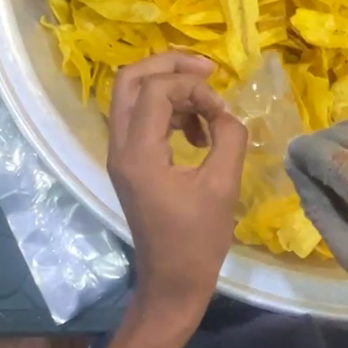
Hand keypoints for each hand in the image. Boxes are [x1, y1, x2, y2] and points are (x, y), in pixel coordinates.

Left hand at [107, 52, 247, 336]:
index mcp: (137, 153)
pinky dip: (167, 112)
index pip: (155, 90)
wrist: (171, 281)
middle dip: (169, 66)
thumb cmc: (198, 240)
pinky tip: (197, 134)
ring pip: (132, 96)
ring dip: (170, 91)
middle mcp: (119, 148)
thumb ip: (228, 137)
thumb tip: (225, 112)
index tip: (223, 111)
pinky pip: (140, 119)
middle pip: (129, 79)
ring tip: (208, 113)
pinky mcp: (128, 164)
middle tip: (208, 70)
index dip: (193, 87)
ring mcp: (119, 156)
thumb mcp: (223, 185)